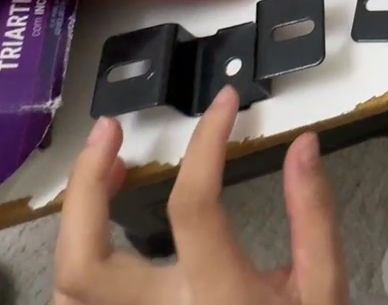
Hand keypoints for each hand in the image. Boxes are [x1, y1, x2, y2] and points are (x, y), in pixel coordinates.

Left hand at [55, 87, 348, 304]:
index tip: (226, 103)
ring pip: (65, 290)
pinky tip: (103, 224)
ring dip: (76, 218)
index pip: (193, 205)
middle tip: (110, 130)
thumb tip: (303, 144)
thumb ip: (313, 213)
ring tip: (106, 166)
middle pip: (86, 262)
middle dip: (86, 186)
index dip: (206, 141)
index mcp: (217, 296)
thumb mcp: (323, 283)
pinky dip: (80, 256)